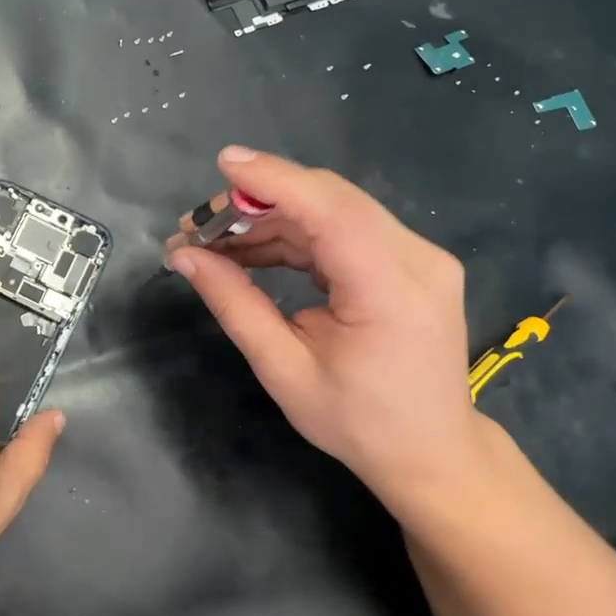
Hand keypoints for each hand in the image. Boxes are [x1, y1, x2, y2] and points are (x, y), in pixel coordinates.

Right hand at [167, 147, 488, 500]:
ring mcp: (418, 258)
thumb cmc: (356, 421)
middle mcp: (417, 260)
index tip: (222, 164)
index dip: (274, 181)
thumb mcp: (282, 368)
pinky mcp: (407, 263)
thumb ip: (234, 304)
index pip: (331, 212)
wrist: (431, 452)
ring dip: (267, 218)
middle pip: (330, 201)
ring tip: (209, 243)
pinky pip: (341, 230)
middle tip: (193, 227)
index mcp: (391, 291)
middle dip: (256, 201)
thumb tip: (185, 256)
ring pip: (331, 211)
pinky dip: (290, 235)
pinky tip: (248, 252)